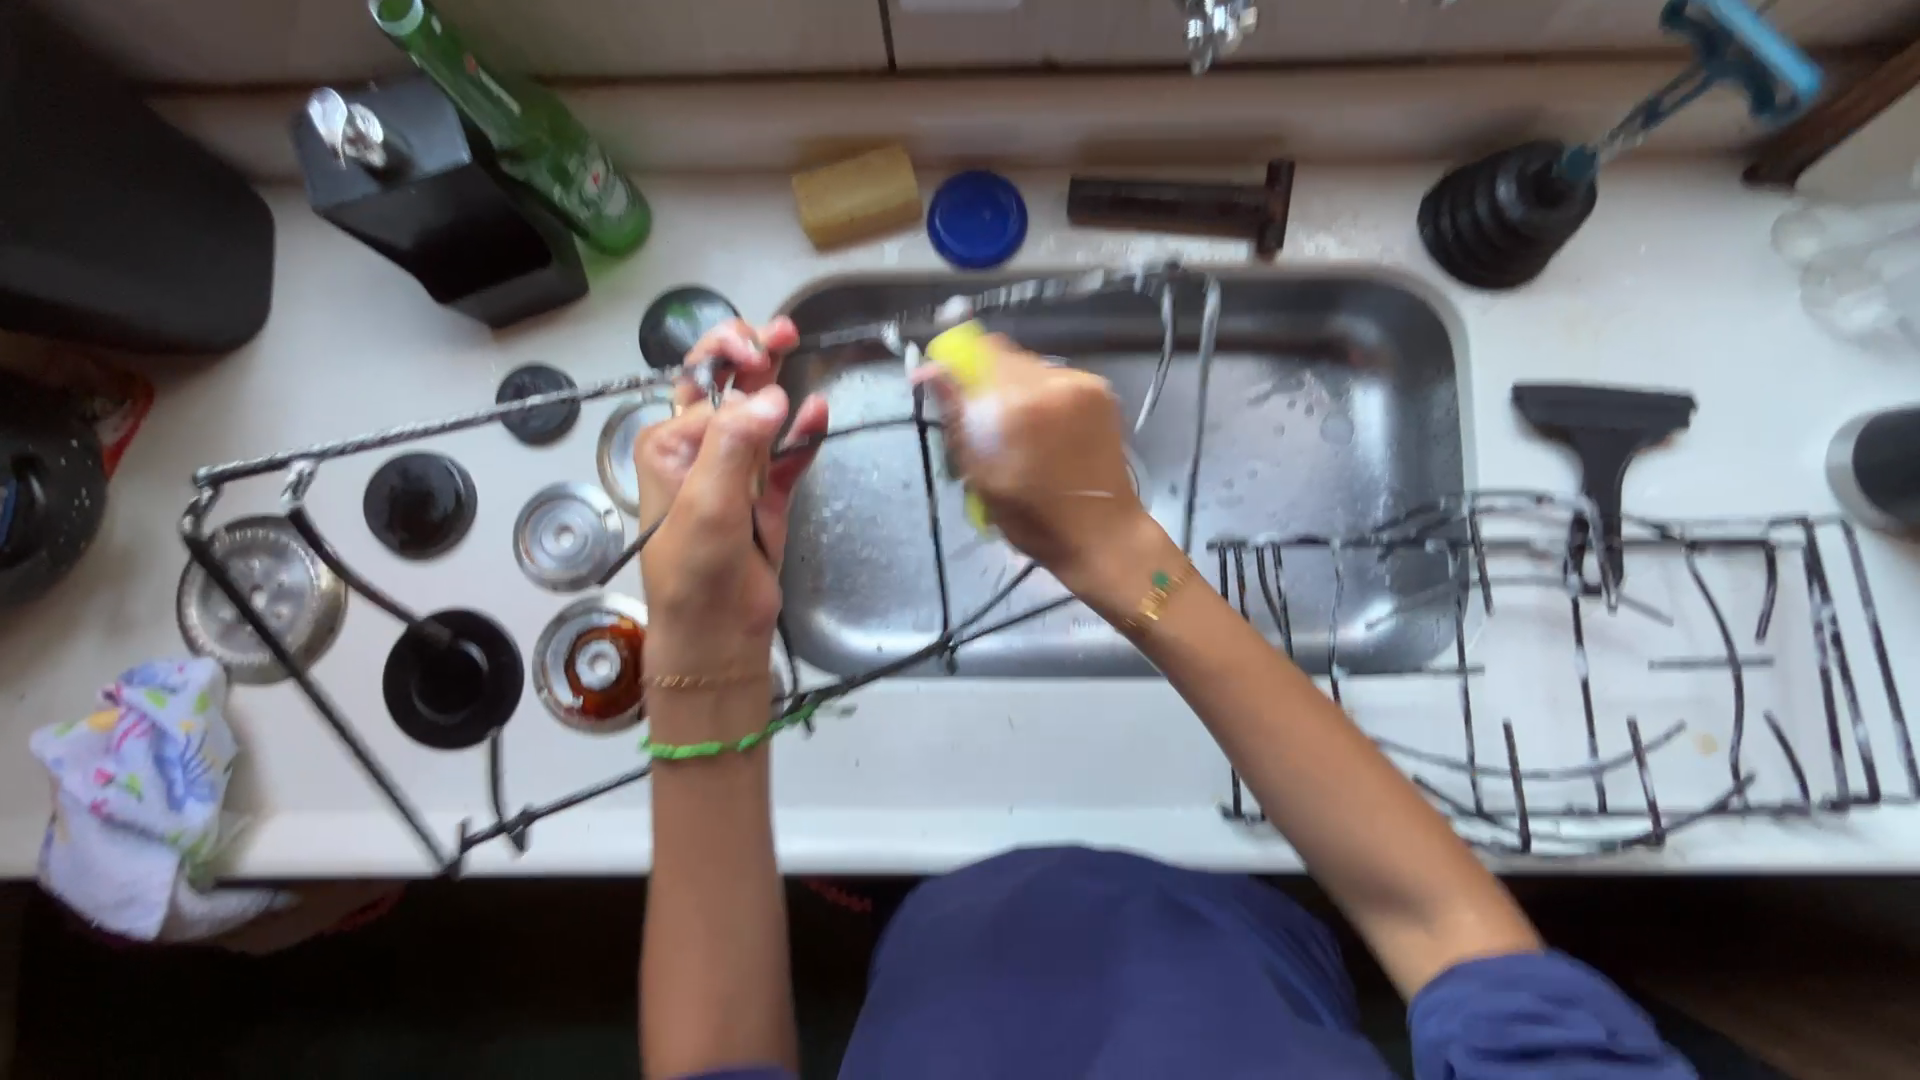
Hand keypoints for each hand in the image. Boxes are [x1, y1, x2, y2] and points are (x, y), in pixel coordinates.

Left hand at [634, 317, 829, 680]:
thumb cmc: (697, 570)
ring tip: (796, 346)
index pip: (701, 387)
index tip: (762, 355)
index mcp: (670, 445)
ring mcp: (737, 472)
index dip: (730, 360)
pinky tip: (819, 414)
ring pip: (760, 416)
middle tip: (782, 332)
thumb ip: (735, 447)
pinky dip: (803, 436)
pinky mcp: (768, 497)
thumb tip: (772, 395)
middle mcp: (701, 451)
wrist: (718, 633)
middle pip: (726, 389)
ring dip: (777, 384)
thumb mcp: (706, 506)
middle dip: (750, 354)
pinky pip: (788, 457)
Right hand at [917, 335, 1175, 604]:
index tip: (953, 390)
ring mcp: (1083, 384)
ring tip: (1020, 431)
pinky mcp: (1102, 393)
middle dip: (989, 382)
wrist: (1101, 533)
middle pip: (1006, 357)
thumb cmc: (1033, 517)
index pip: (978, 352)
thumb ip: (956, 416)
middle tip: (987, 421)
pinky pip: (1058, 380)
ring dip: (1017, 389)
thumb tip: (928, 371)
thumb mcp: (981, 474)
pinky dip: (1046, 397)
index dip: (959, 365)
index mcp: (1017, 404)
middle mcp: (1053, 383)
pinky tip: (1047, 430)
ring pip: (1032, 368)